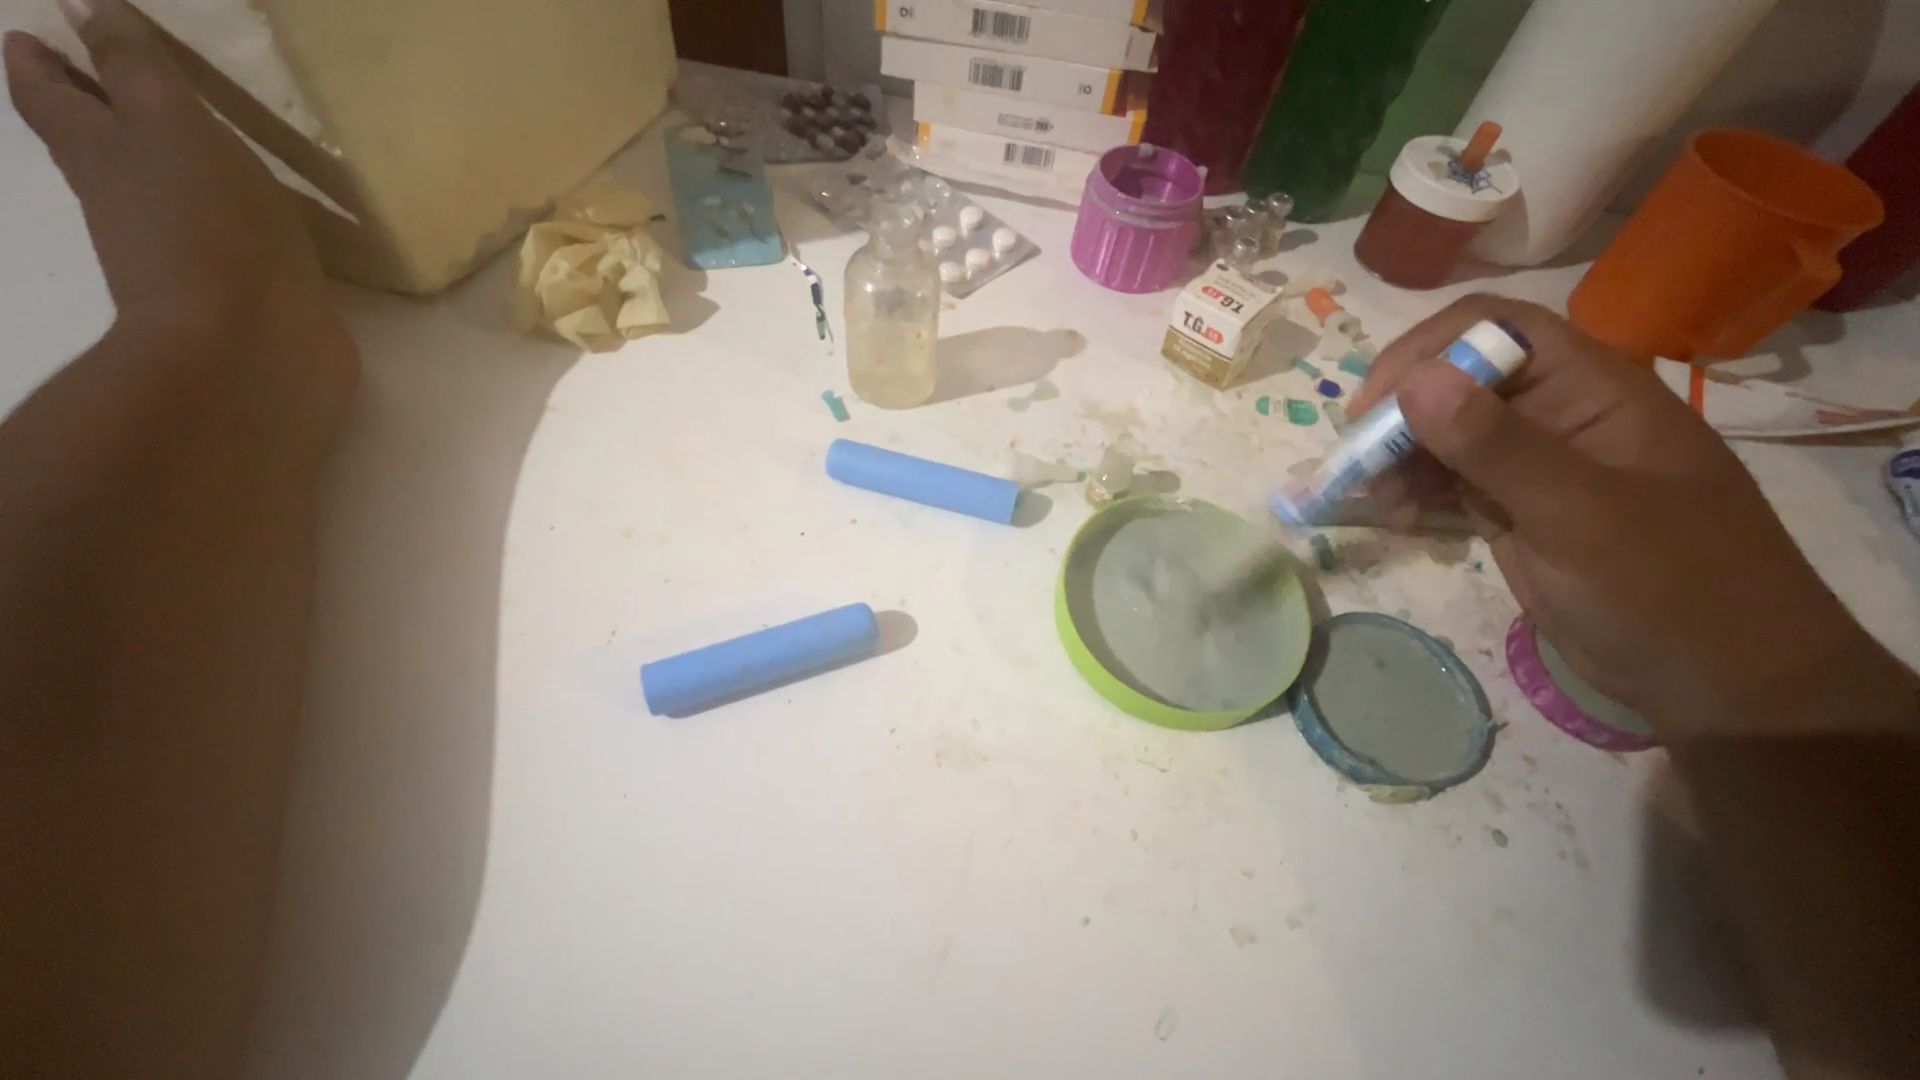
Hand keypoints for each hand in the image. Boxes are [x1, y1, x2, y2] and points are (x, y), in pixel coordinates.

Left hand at [4, 0, 354, 415]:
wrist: (253, 347)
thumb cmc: (208, 230)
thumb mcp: (171, 128)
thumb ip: (136, 68)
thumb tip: (83, 3)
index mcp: (99, 153)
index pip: (49, 92)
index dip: (41, 60)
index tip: (41, 36)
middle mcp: (128, 200)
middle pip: (95, 144)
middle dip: (101, 111)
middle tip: (122, 85)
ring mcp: (187, 250)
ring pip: (163, 191)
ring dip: (173, 166)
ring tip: (203, 145)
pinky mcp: (246, 288)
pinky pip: (228, 237)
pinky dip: (233, 217)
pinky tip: (265, 212)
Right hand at [1352, 294, 1914, 738]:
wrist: (1720, 679)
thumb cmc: (1669, 587)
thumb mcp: (1580, 514)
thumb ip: (1497, 446)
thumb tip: (1415, 380)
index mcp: (1591, 388)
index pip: (1492, 327)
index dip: (1424, 352)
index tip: (1372, 409)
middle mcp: (1556, 411)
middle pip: (1454, 378)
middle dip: (1397, 415)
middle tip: (1358, 466)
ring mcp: (1532, 461)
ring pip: (1440, 431)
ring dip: (1397, 458)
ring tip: (1379, 502)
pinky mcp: (1513, 506)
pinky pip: (1446, 478)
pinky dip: (1412, 490)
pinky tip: (1399, 518)